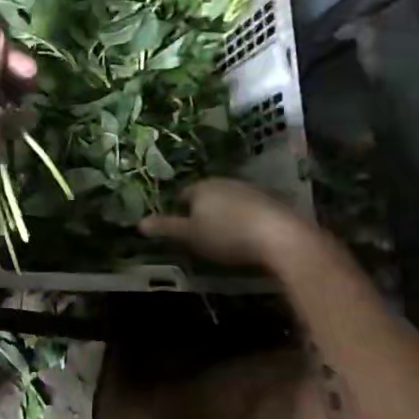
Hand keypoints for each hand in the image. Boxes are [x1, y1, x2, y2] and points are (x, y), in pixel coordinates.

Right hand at [138, 178, 315, 267]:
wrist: (278, 236)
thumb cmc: (227, 235)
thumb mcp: (190, 236)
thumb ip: (166, 228)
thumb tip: (139, 223)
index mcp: (202, 187)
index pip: (183, 195)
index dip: (180, 211)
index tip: (181, 228)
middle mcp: (224, 182)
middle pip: (207, 195)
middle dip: (203, 210)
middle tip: (200, 233)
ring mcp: (249, 189)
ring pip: (228, 201)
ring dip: (225, 214)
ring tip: (224, 236)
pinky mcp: (270, 201)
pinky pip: (249, 209)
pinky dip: (244, 219)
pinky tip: (247, 236)